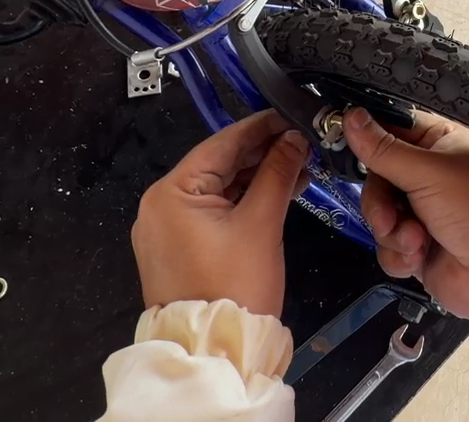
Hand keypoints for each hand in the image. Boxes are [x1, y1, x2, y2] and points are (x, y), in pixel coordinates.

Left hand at [131, 110, 309, 315]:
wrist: (213, 352)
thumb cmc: (234, 283)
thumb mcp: (262, 221)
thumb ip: (279, 170)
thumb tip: (295, 137)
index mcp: (172, 192)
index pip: (223, 142)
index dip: (263, 126)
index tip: (295, 115)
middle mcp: (163, 204)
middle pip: (222, 163)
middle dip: (266, 152)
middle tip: (305, 142)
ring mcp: (170, 227)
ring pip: (223, 186)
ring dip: (261, 175)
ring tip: (302, 167)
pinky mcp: (182, 245)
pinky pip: (217, 208)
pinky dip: (248, 198)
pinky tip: (282, 190)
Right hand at [344, 108, 468, 318]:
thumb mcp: (428, 173)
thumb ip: (385, 150)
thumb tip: (353, 117)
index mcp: (437, 143)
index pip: (391, 130)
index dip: (368, 140)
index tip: (344, 144)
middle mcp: (428, 174)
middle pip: (377, 178)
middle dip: (380, 203)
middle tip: (389, 217)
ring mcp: (421, 210)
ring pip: (378, 214)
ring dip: (392, 231)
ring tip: (416, 239)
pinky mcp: (416, 244)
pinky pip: (386, 245)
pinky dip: (399, 254)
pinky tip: (420, 255)